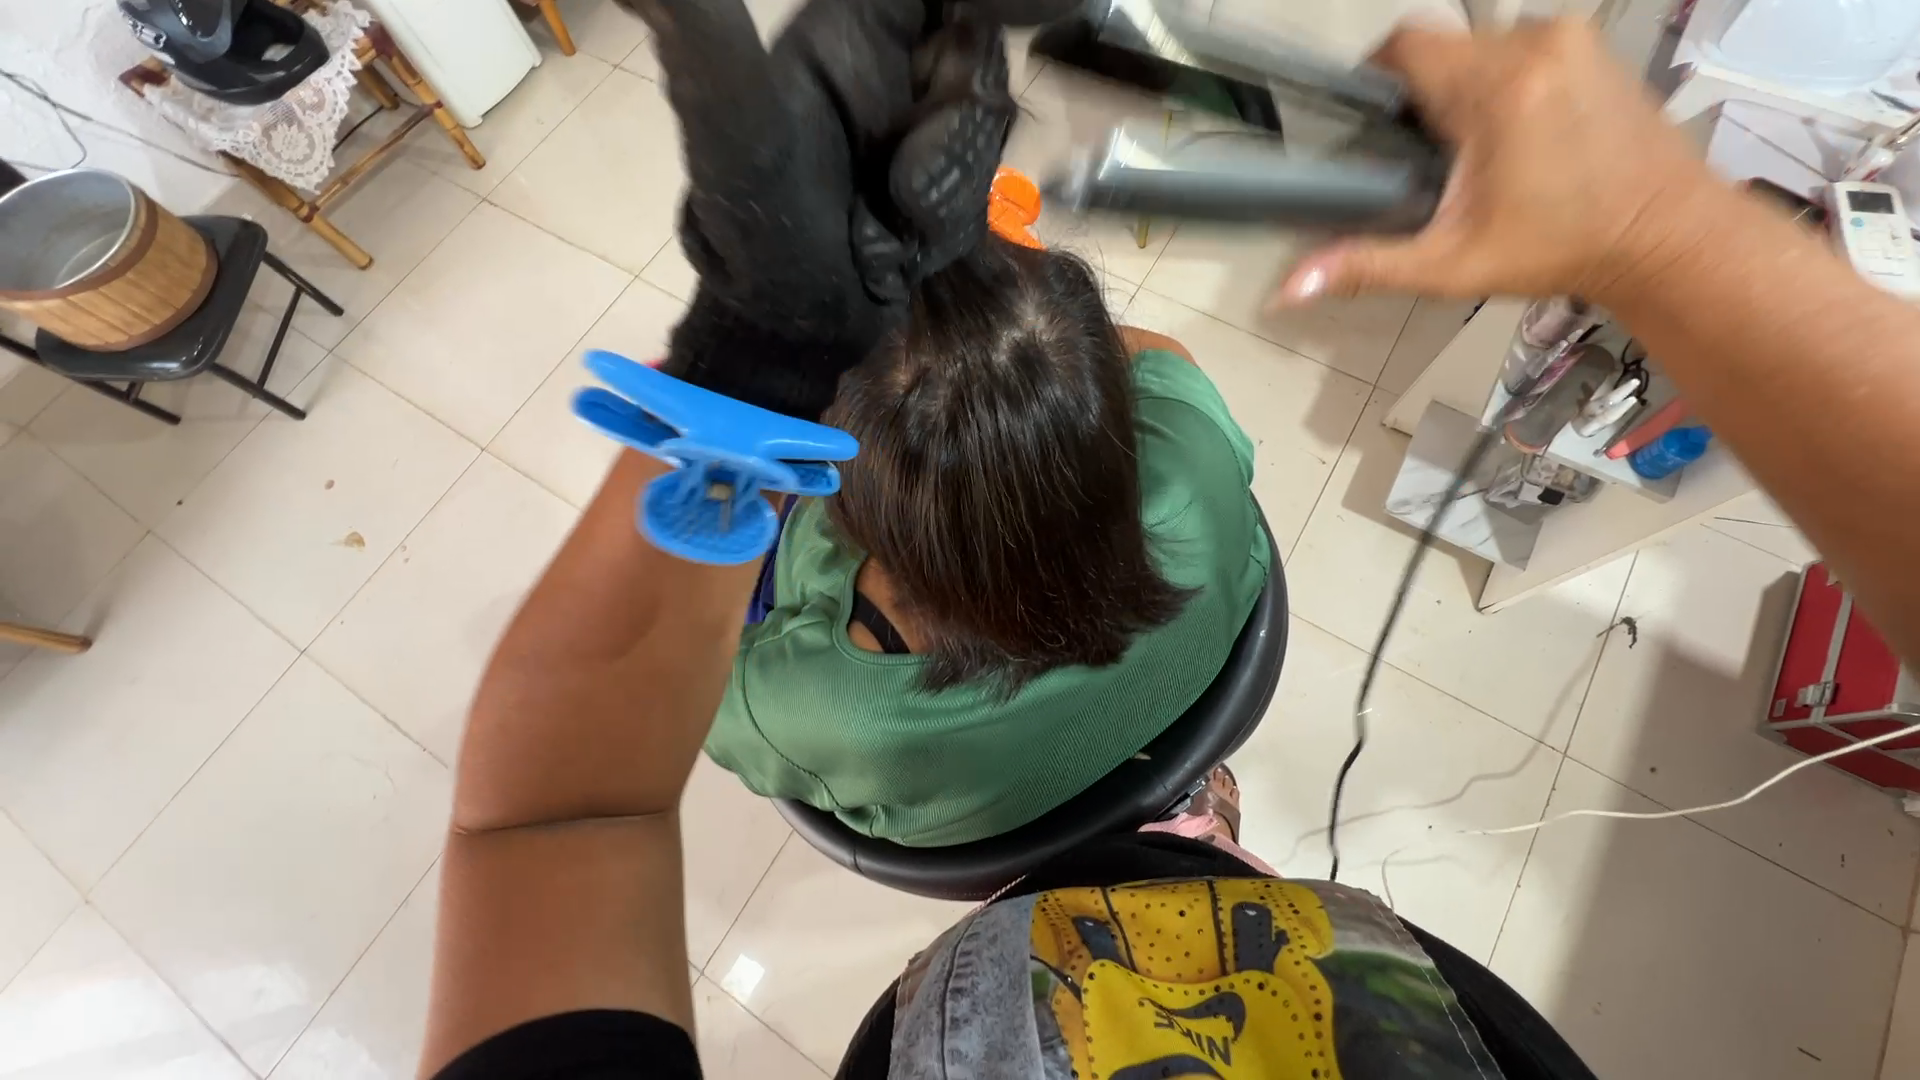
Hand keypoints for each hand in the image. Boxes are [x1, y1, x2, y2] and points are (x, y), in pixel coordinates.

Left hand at [621, 0, 1032, 419]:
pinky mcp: (945, 189)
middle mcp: (894, 72)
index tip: (1061, 7)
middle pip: (982, 53)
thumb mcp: (731, 128)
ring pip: (990, 126)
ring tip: (884, 228)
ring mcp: (924, 133)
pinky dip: (944, 230)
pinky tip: (897, 248)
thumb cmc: (756, 235)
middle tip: (899, 187)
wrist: (797, 332)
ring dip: (944, 193)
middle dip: (952, 131)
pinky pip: (983, 189)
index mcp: (848, 35)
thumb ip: (706, 35)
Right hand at [1274, 19, 1724, 307]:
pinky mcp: (1592, 46)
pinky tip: (1500, 136)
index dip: (1373, 74)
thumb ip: (1364, 267)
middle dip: (1417, 97)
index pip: (1409, 44)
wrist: (1663, 234)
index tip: (1364, 119)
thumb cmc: (1555, 250)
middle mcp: (1537, 44)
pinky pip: (1517, 46)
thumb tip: (1287, 290)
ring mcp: (1572, 39)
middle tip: (1413, 156)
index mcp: (1498, 89)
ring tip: (1459, 151)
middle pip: (1442, 48)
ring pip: (1478, 47)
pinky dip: (1494, 82)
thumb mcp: (1447, 267)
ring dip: (1455, 90)